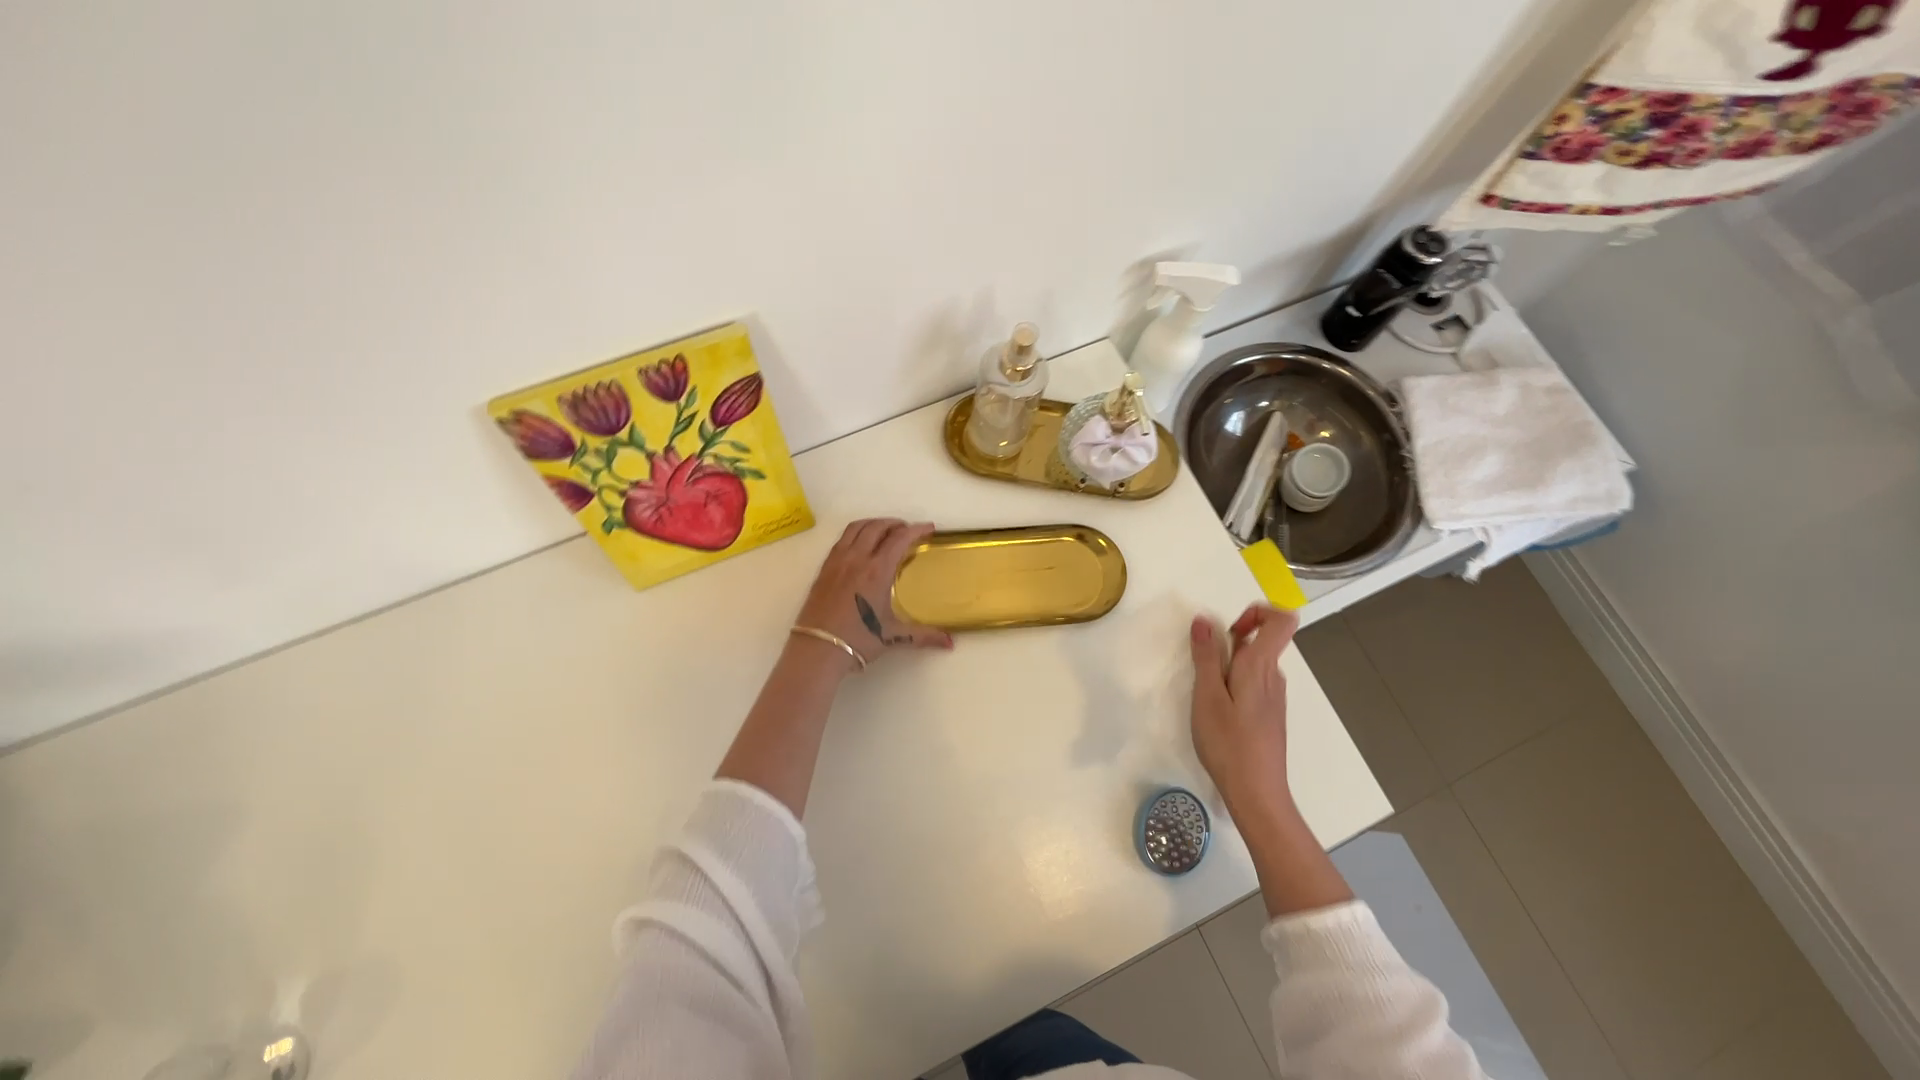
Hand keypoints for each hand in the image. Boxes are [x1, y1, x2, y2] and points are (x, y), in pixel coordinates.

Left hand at [793, 519, 953, 671]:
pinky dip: (856, 533)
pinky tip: (860, 545)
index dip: (916, 530)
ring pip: (856, 528)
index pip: (899, 539)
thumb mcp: (894, 637)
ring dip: (874, 523)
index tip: (929, 528)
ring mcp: (837, 561)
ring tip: (884, 530)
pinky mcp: (824, 568)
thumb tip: (950, 642)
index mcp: (877, 571)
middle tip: (908, 530)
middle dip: (895, 524)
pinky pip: (842, 539)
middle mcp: (857, 559)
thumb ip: (924, 635)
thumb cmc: (858, 640)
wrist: (818, 649)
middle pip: (877, 527)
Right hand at [1189, 604, 1300, 817]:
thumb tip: (1204, 620)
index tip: (1230, 629)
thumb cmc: (1228, 743)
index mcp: (1261, 666)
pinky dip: (1236, 686)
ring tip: (1208, 696)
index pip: (1282, 620)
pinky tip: (1220, 715)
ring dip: (1230, 667)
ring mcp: (1276, 697)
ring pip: (1256, 664)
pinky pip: (1255, 684)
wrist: (1256, 791)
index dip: (1259, 612)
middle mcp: (1274, 676)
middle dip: (1231, 643)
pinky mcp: (1271, 715)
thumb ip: (1206, 657)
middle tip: (1207, 668)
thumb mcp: (1206, 697)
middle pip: (1263, 641)